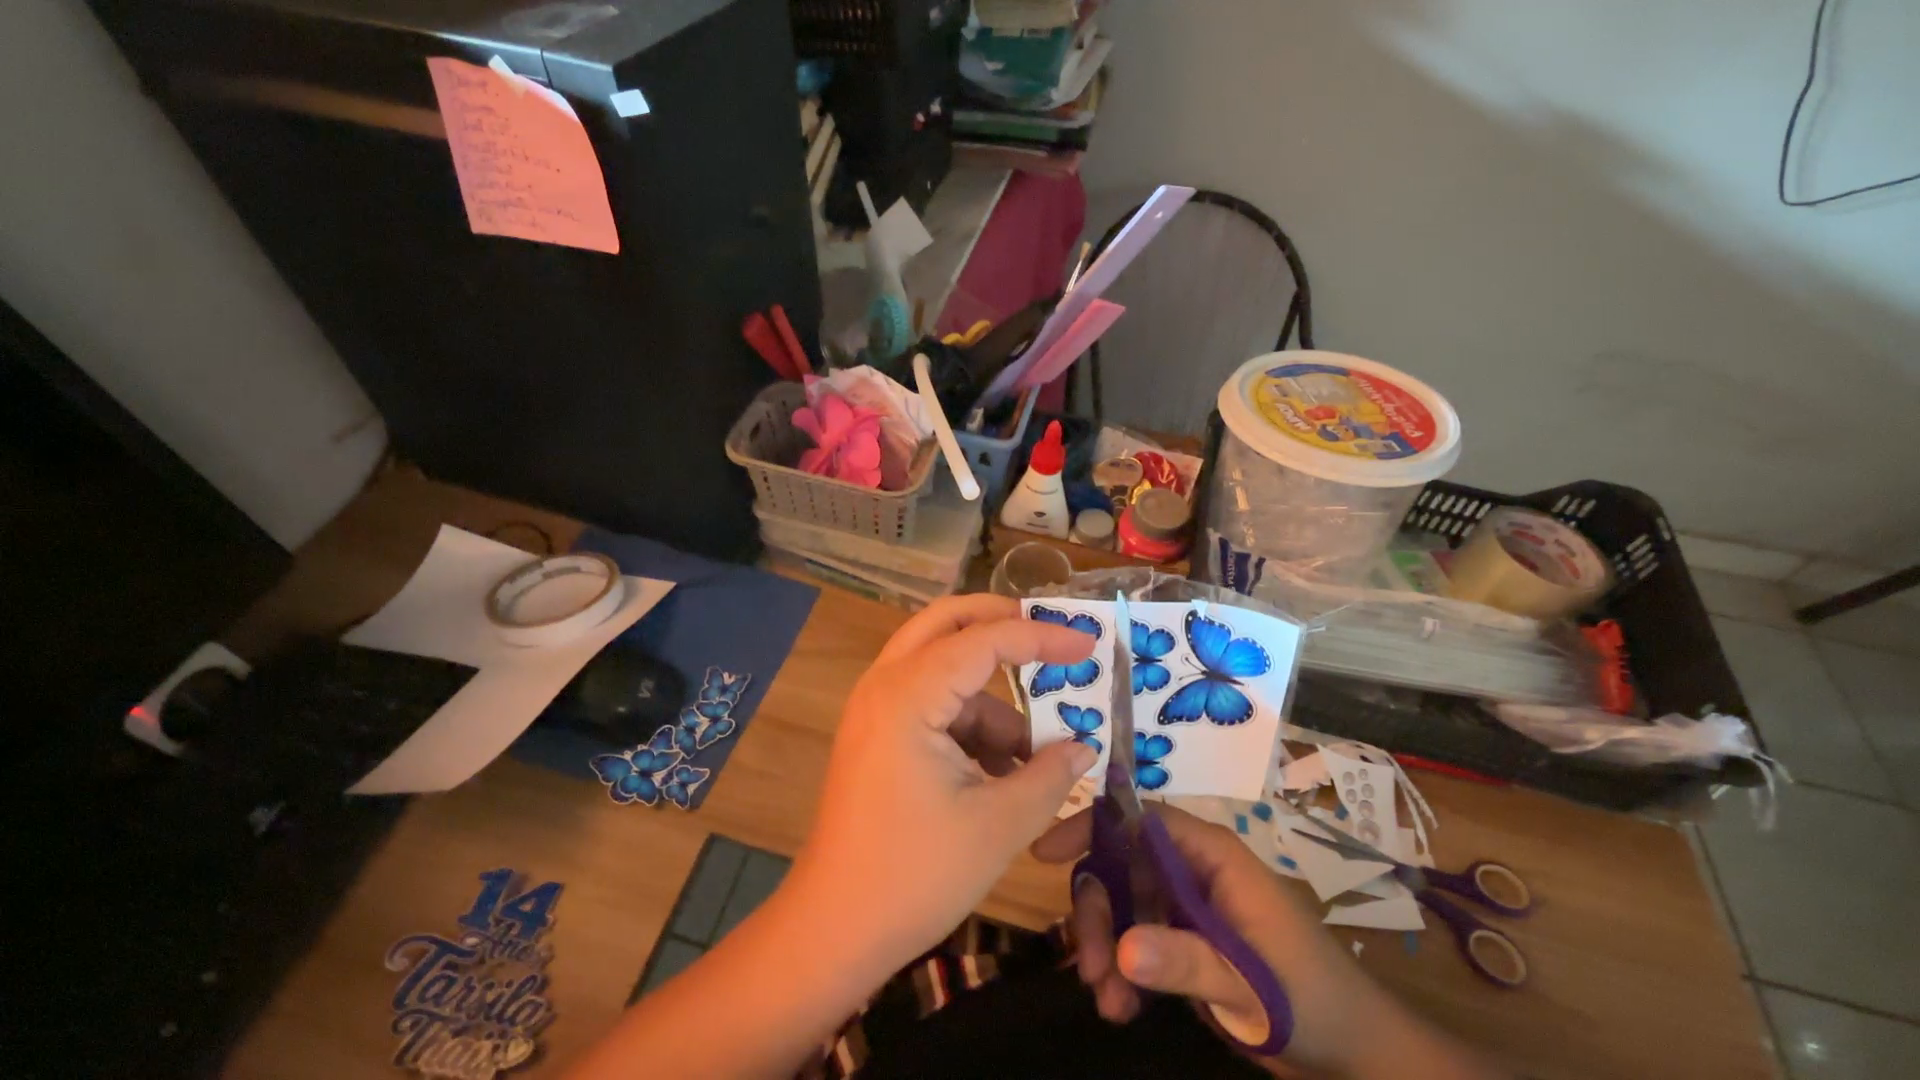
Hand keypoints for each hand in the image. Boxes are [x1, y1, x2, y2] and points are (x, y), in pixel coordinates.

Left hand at [789, 594, 1099, 966]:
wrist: (835, 929)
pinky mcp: (876, 736)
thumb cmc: (917, 875)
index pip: (985, 640)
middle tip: (1055, 640)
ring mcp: (875, 710)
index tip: (1090, 646)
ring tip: (1035, 757)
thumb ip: (1051, 775)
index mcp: (907, 696)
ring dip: (993, 698)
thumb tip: (1085, 747)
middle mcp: (883, 686)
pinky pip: (932, 705)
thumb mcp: (1000, 824)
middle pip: (947, 624)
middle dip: (1003, 626)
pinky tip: (1001, 773)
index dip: (1042, 638)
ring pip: (943, 670)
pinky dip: (970, 724)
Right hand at [1032, 805, 1417, 1076]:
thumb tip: (1119, 947)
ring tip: (1107, 1003)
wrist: (1353, 1054)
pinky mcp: (1188, 947)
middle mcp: (1196, 874)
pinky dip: (1123, 972)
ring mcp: (1190, 911)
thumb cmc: (1310, 1002)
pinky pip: (1137, 942)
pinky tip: (1122, 1010)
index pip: (1140, 821)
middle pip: (1122, 868)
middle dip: (1098, 915)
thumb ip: (1184, 961)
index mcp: (1214, 858)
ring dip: (1106, 950)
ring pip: (1124, 907)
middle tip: (1089, 970)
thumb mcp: (1247, 984)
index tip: (1047, 855)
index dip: (1092, 827)